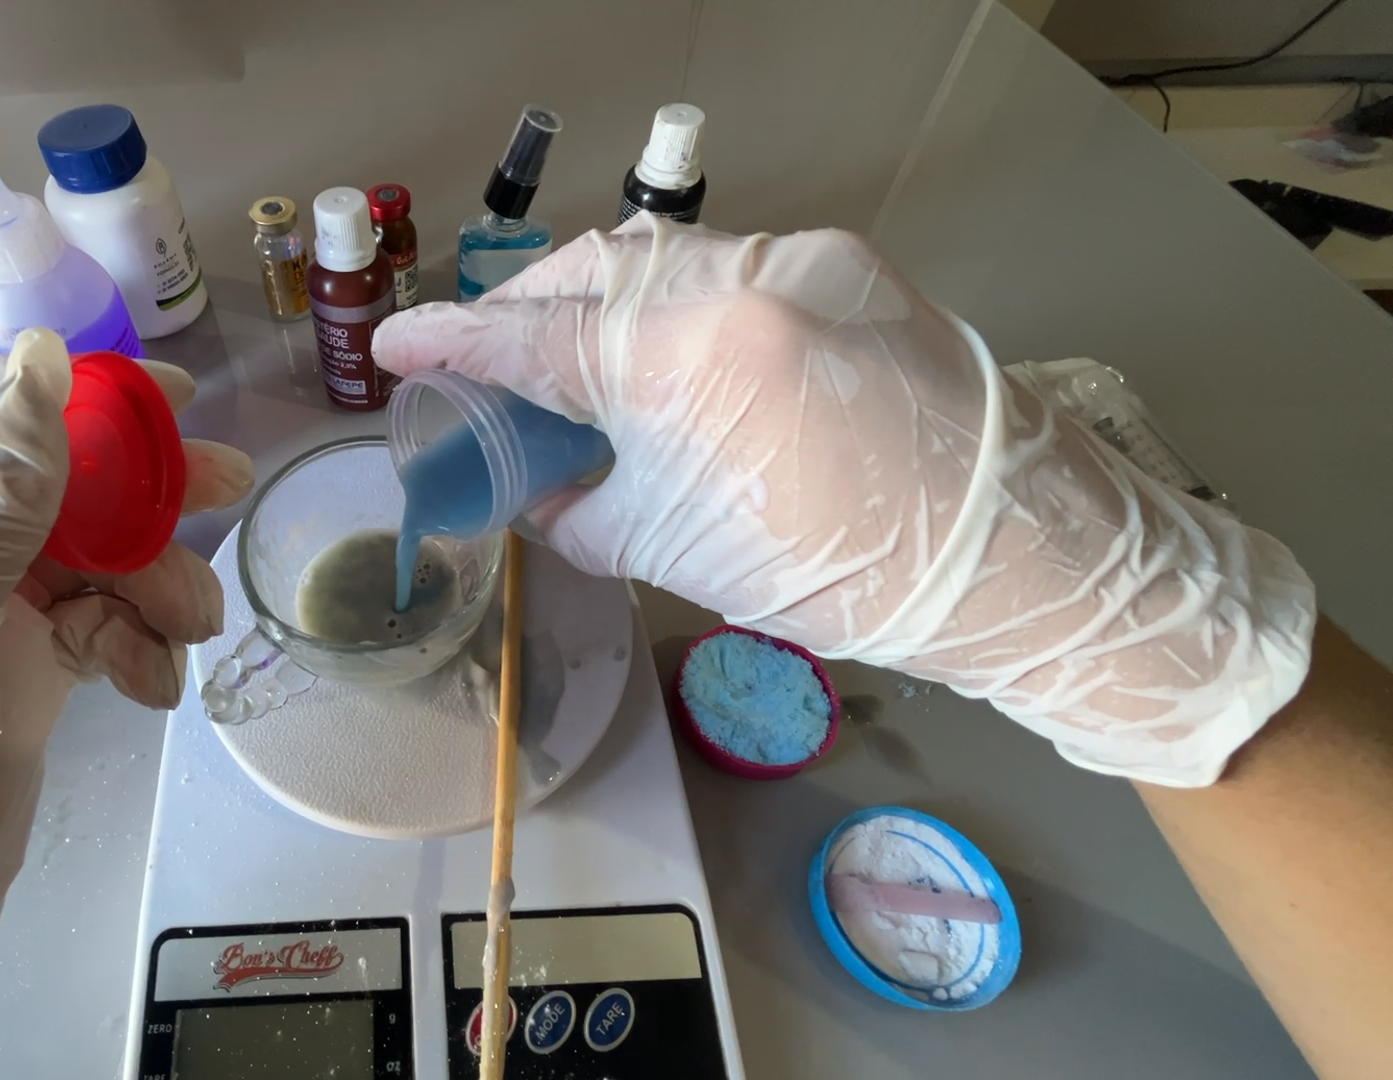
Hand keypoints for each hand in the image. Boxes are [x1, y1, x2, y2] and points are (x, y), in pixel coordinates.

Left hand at [0, 329, 250, 1076]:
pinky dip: (136, 648)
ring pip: (92, 568)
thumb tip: (38, 362)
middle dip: (146, 496)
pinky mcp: (11, 686)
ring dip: (153, 586)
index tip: (179, 397)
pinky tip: (154, 687)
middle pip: (63, 493)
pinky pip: (95, 635)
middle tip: (230, 494)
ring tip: (189, 634)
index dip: (87, 398)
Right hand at [376, 219, 1314, 786]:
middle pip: (589, 268)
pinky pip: (718, 267)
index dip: (452, 343)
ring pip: (655, 255)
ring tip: (569, 356)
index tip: (395, 346)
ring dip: (593, 301)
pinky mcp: (843, 263)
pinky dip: (664, 304)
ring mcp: (801, 259)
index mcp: (689, 364)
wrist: (1013, 557)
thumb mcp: (672, 552)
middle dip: (524, 307)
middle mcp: (741, 281)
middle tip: (490, 357)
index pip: (535, 343)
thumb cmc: (832, 576)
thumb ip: (582, 512)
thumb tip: (540, 495)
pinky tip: (661, 353)